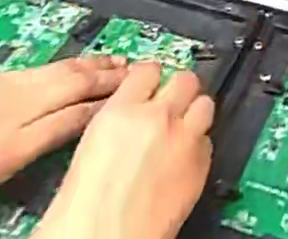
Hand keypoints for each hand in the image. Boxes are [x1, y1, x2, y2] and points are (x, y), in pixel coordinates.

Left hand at [0, 54, 130, 238]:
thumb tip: (12, 235)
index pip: (66, 121)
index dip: (103, 113)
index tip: (133, 106)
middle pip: (69, 85)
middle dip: (109, 77)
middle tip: (146, 71)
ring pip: (55, 71)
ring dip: (92, 65)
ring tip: (121, 62)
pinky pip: (36, 70)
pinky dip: (66, 65)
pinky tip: (73, 67)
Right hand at [34, 63, 215, 238]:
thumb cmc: (79, 216)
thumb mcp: (88, 152)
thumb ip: (116, 125)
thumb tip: (129, 119)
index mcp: (120, 113)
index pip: (147, 70)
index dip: (151, 77)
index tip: (151, 83)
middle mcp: (157, 117)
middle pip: (185, 79)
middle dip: (179, 91)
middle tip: (172, 106)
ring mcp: (184, 139)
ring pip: (205, 104)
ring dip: (195, 113)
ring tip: (183, 130)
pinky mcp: (201, 165)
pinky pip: (208, 141)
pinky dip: (199, 146)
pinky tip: (184, 161)